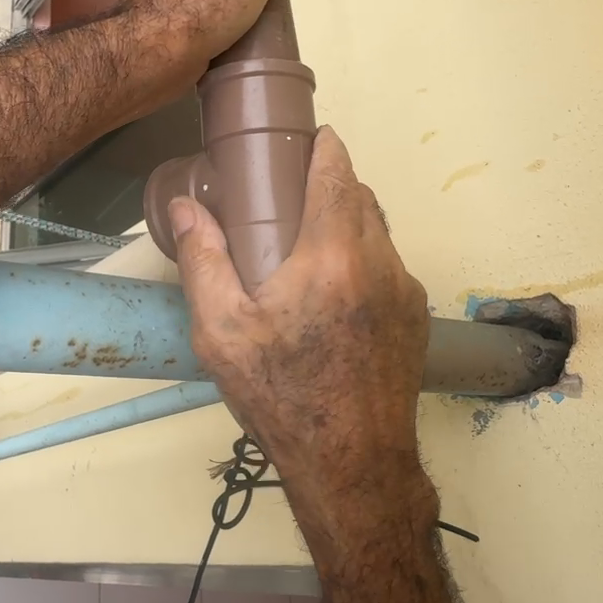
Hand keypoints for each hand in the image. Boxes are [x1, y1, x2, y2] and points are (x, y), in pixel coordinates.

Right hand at [170, 127, 430, 484]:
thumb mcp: (221, 331)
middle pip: (361, 196)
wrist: (352, 467)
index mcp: (332, 256)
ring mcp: (405, 292)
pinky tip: (330, 291)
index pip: (337, 173)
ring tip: (305, 242)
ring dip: (347, 220)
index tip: (308, 136)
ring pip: (378, 231)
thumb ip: (203, 259)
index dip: (325, 146)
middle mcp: (379, 263)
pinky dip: (362, 256)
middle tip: (289, 192)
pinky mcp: (415, 318)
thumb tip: (186, 205)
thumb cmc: (281, 396)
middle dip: (331, 181)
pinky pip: (388, 265)